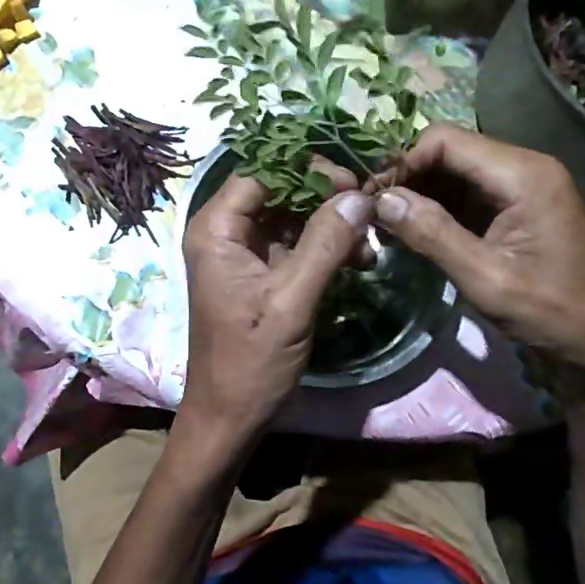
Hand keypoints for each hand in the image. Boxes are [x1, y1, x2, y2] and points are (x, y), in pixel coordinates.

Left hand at [181, 174, 373, 442]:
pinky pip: (295, 242)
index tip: (351, 182)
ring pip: (291, 214)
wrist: (230, 415)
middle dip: (325, 195)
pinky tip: (358, 259)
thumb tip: (359, 196)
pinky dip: (325, 246)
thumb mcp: (291, 301)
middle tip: (367, 208)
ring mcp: (242, 251)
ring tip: (367, 243)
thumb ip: (324, 245)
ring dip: (330, 223)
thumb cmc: (251, 360)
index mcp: (216, 229)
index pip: (261, 171)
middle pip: (278, 188)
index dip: (306, 168)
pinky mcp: (260, 271)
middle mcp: (225, 231)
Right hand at [369, 124, 584, 380]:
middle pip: (446, 151)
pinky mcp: (512, 206)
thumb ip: (432, 234)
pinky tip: (408, 230)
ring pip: (450, 171)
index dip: (403, 162)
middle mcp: (522, 167)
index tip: (372, 198)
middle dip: (406, 177)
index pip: (445, 140)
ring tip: (383, 224)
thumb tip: (380, 200)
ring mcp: (519, 185)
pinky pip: (463, 191)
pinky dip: (433, 206)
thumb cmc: (553, 312)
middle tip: (371, 213)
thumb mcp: (486, 278)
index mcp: (523, 174)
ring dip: (416, 193)